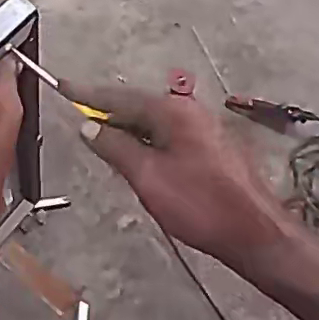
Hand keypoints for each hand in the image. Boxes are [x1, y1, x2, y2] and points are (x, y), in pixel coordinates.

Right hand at [67, 83, 296, 270]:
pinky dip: (146, 141)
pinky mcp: (210, 147)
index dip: (88, 94)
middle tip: (80, 119)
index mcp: (173, 111)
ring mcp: (203, 128)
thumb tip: (89, 127)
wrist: (254, 233)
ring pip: (153, 122)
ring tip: (102, 141)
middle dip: (107, 113)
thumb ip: (115, 147)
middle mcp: (190, 112)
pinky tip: (136, 157)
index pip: (120, 96)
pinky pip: (167, 135)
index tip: (64, 86)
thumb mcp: (147, 176)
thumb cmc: (202, 205)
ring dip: (127, 130)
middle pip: (138, 105)